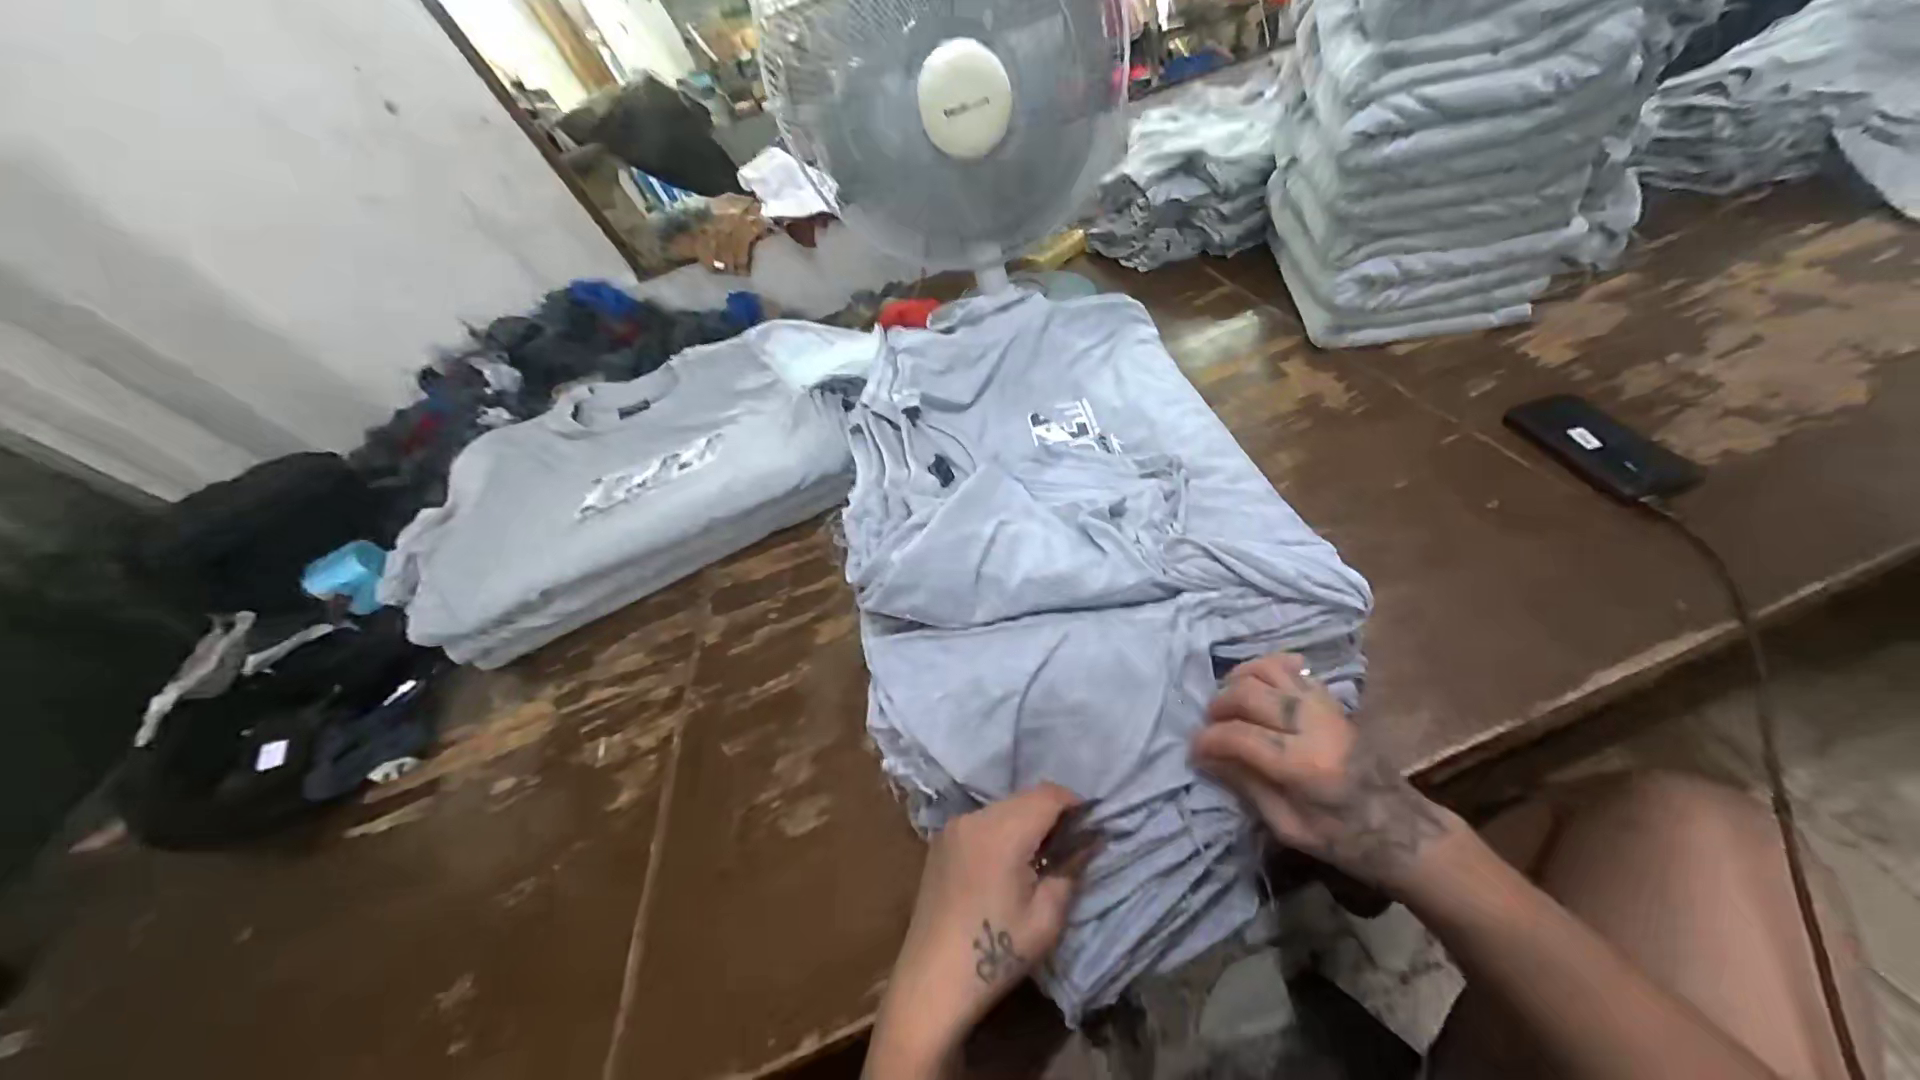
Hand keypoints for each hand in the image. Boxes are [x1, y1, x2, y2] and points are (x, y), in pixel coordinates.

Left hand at [865, 784, 1090, 1078]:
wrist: (933, 979)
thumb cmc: (997, 953)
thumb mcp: (1046, 918)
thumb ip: (1070, 869)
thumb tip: (1090, 840)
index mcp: (1001, 832)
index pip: (1048, 795)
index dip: (1075, 804)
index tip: (1091, 826)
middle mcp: (974, 818)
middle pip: (1024, 797)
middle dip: (1051, 812)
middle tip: (1069, 844)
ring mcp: (954, 826)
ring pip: (1003, 806)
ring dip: (1026, 819)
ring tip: (1040, 855)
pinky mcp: (941, 840)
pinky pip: (983, 820)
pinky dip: (1003, 828)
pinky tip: (1008, 861)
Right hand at [1191, 652, 1459, 891]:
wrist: (1403, 829)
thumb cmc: (1343, 839)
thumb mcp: (1287, 827)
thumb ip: (1245, 784)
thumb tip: (1207, 757)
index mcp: (1303, 765)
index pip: (1238, 736)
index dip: (1207, 741)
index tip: (1194, 752)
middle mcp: (1314, 725)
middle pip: (1247, 693)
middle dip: (1217, 707)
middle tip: (1210, 727)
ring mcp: (1325, 706)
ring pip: (1267, 669)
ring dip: (1237, 682)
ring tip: (1228, 703)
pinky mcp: (1331, 699)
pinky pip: (1290, 667)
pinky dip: (1265, 669)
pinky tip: (1255, 687)